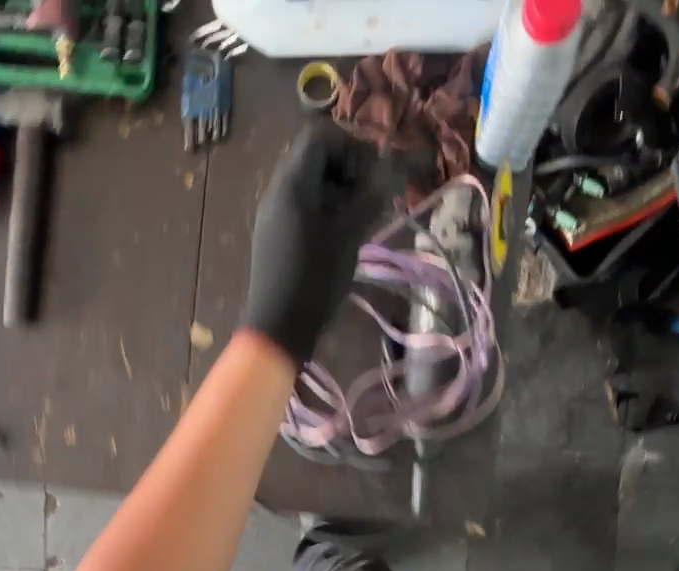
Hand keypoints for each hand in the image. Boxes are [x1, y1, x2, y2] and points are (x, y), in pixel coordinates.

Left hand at [239, 122, 390, 366]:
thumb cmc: (314, 280)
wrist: (277, 327)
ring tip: (359, 222)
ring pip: (311, 182)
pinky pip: (303, 205)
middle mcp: (278, 189)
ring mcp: (274, 212)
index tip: (371, 179)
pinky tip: (341, 237)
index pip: (322, 135)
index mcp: (292, 183)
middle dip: (348, 170)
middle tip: (369, 200)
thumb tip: (404, 163)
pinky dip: (326, 210)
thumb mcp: (349, 236)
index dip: (352, 148)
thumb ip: (374, 196)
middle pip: (315, 155)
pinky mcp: (276, 233)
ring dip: (340, 192)